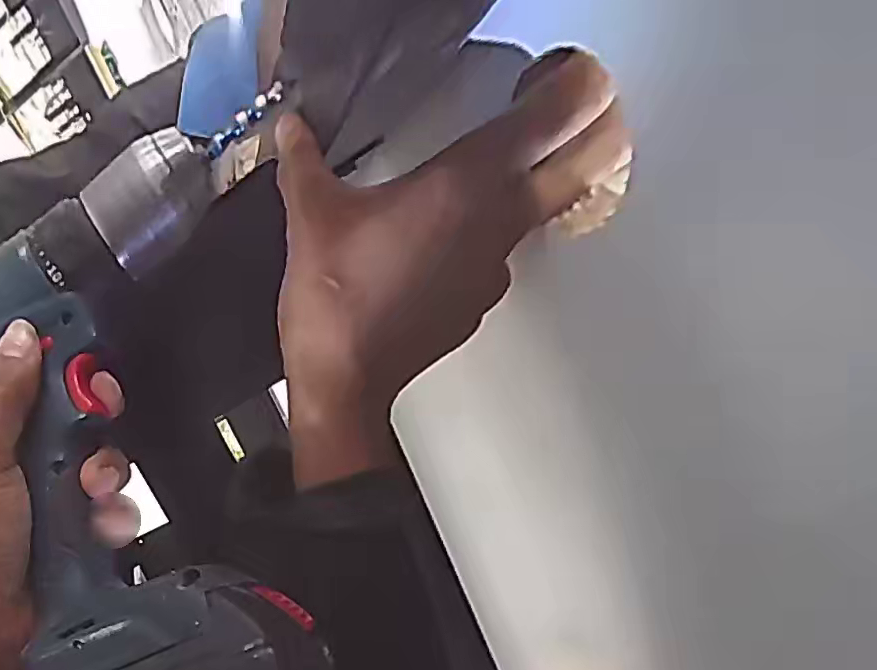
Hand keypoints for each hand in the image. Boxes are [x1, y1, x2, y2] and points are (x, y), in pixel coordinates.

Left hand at [0, 320, 133, 669]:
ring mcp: (46, 495)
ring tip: (91, 492)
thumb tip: (18, 333)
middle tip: (104, 406)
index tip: (73, 341)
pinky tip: (102, 529)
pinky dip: (110, 514)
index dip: (39, 359)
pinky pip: (108, 504)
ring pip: (93, 456)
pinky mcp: (75, 529)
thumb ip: (2, 398)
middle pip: (64, 413)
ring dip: (102, 469)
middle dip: (88, 413)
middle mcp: (11, 459)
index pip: (9, 378)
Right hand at [275, 47, 632, 488]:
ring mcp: (494, 269)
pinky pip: (496, 261)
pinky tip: (431, 256)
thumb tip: (290, 130)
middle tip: (528, 129)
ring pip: (539, 212)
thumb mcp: (310, 222)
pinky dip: (477, 247)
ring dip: (520, 193)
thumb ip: (302, 165)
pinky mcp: (476, 306)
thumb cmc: (333, 301)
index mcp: (468, 182)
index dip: (560, 80)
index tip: (532, 82)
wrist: (341, 382)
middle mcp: (498, 219)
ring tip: (462, 199)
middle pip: (586, 155)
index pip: (563, 104)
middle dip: (574, 131)